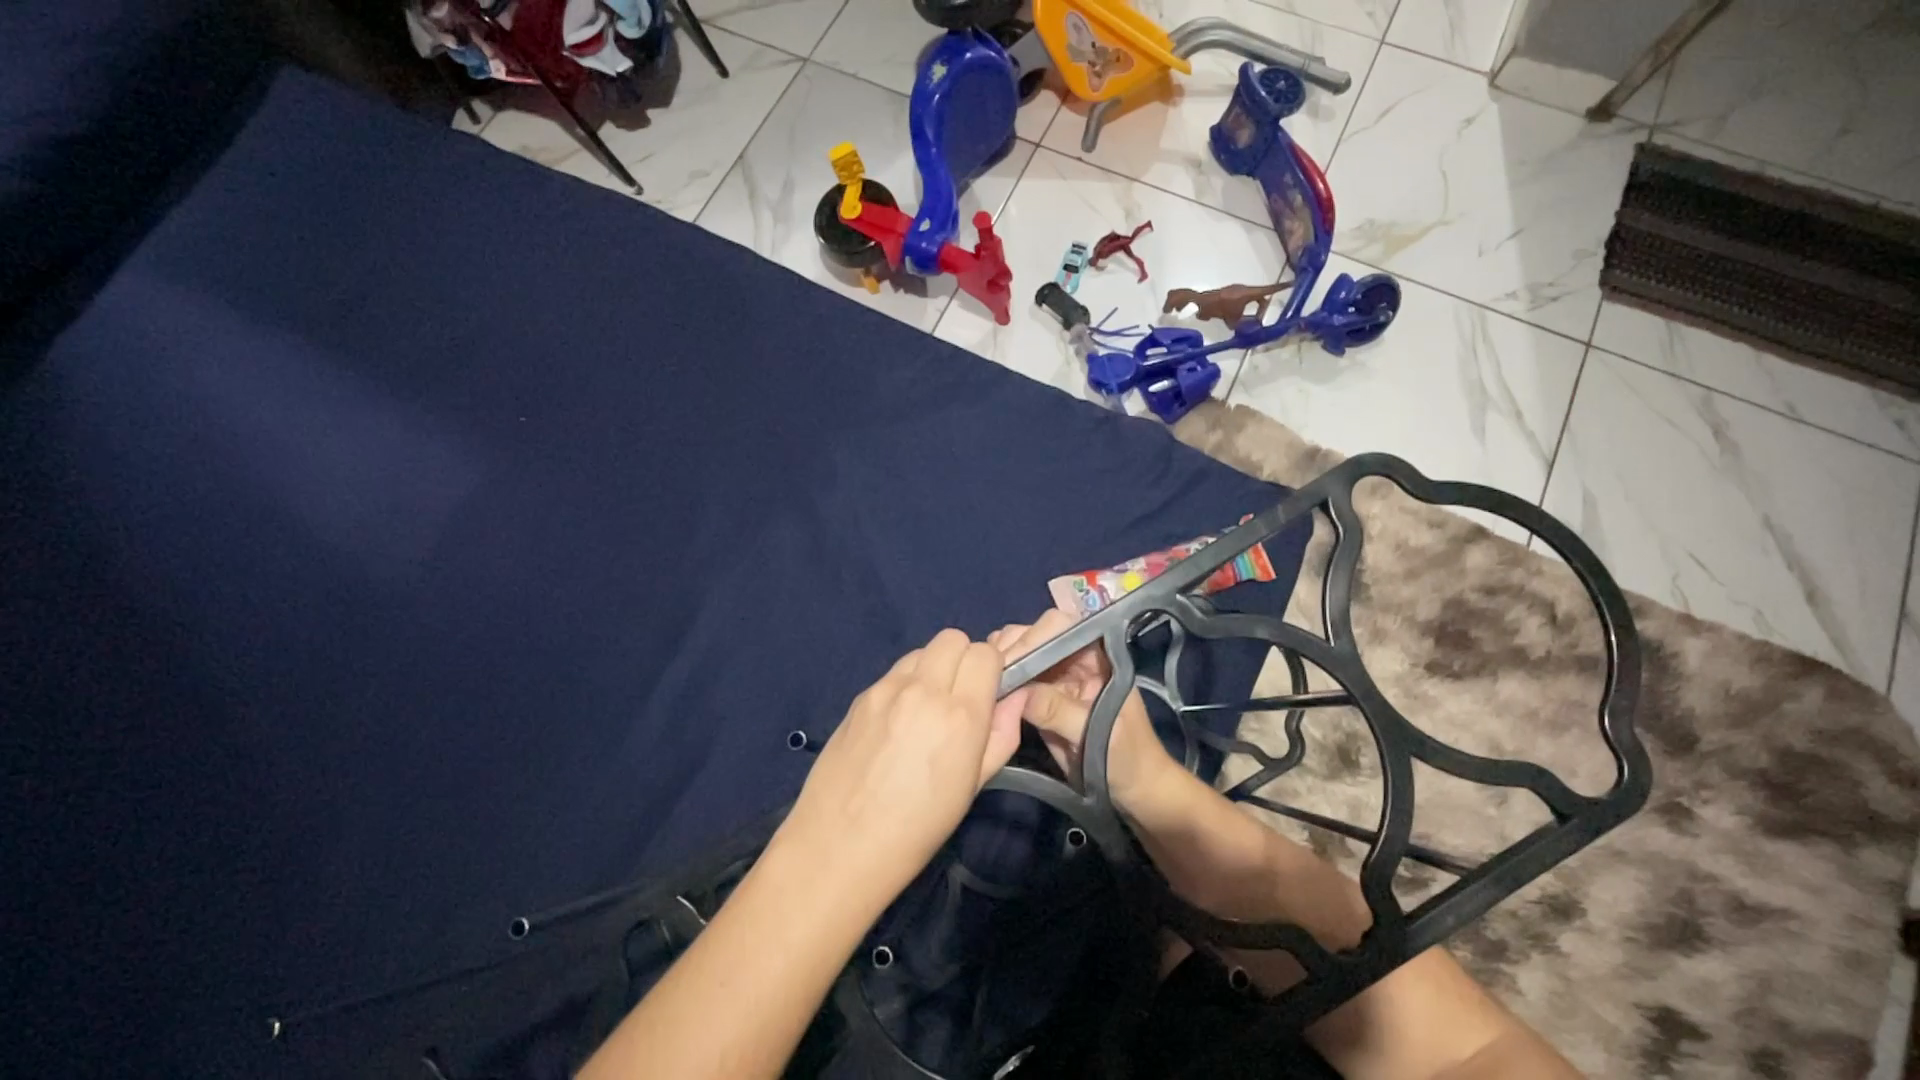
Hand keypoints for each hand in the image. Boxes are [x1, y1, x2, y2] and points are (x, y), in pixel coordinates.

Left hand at [782, 629, 1028, 898]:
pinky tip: (898, 724)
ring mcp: (886, 689)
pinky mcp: (860, 696)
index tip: (989, 694)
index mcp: (960, 714)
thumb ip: (1001, 733)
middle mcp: (923, 689)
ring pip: (922, 651)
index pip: (986, 653)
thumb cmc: (918, 828)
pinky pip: (894, 673)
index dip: (993, 669)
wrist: (840, 845)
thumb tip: (1015, 697)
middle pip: (953, 638)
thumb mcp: (974, 786)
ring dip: (934, 669)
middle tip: (960, 697)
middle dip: (964, 660)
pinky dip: (906, 685)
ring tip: (927, 711)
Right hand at [988, 609, 1176, 805]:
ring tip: (984, 680)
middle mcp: (1072, 660)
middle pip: (1036, 635)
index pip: (1063, 629)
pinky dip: (998, 681)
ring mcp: (1054, 678)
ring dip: (1001, 660)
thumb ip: (1059, 710)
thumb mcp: (1098, 734)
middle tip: (990, 671)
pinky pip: (1016, 681)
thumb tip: (1018, 692)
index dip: (1036, 637)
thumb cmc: (1127, 758)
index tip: (1011, 659)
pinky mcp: (1039, 699)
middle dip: (1012, 647)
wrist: (1132, 791)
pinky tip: (985, 691)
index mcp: (1096, 657)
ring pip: (1021, 654)